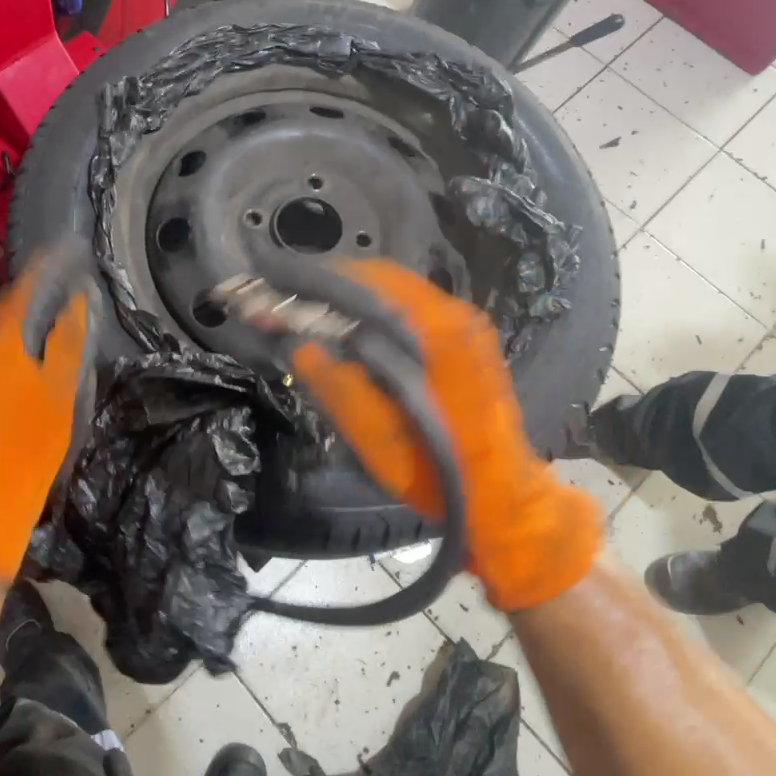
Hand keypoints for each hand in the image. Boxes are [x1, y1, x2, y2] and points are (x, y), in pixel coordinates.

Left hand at [0, 244, 93, 582]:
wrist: (3, 479)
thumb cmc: (35, 431)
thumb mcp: (62, 382)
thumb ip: (69, 338)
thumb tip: (78, 299)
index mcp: (7, 343)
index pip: (23, 291)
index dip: (43, 267)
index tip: (63, 248)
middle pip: (13, 306)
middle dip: (37, 284)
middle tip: (65, 269)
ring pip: (11, 326)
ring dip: (33, 308)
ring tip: (61, 297)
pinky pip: (13, 344)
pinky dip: (31, 331)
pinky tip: (49, 339)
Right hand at [288, 259, 600, 611]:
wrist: (499, 498)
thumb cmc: (433, 468)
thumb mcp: (373, 432)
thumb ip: (332, 381)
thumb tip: (291, 342)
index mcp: (433, 329)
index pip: (363, 280)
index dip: (313, 279)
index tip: (276, 282)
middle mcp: (453, 314)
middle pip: (379, 278)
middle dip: (328, 284)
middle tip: (286, 298)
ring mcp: (463, 325)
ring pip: (394, 290)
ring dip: (350, 296)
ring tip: (309, 311)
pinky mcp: (464, 340)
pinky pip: (409, 308)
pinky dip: (373, 309)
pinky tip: (348, 329)